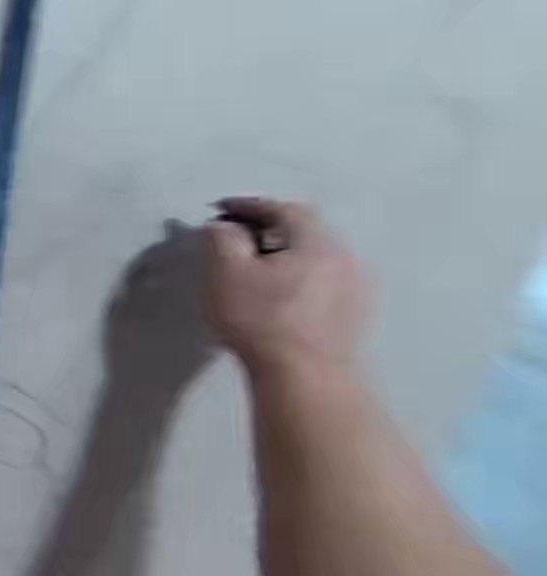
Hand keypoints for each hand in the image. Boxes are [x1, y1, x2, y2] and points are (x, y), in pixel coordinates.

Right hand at [204, 197, 368, 378]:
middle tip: (231, 231)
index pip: (286, 209)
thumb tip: (223, 225)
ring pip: (313, 254)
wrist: (303, 371)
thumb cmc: (259, 315)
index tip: (218, 207)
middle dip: (266, 225)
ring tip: (249, 260)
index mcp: (317, 243)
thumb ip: (222, 239)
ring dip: (280, 249)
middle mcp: (345, 257)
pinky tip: (273, 287)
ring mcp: (355, 286)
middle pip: (305, 229)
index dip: (250, 204)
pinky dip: (293, 270)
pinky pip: (319, 275)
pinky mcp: (352, 310)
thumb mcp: (225, 271)